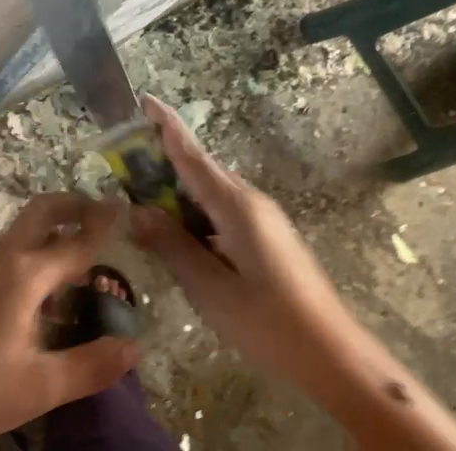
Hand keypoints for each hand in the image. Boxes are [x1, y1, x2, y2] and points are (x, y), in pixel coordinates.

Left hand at [0, 194, 139, 449]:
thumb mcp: (41, 385)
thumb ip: (90, 365)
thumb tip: (133, 347)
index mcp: (26, 275)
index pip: (75, 242)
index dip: (103, 224)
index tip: (127, 207)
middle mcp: (7, 260)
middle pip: (42, 212)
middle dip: (74, 205)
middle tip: (104, 213)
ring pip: (27, 229)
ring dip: (57, 224)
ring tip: (88, 244)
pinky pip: (18, 249)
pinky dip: (43, 245)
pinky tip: (56, 282)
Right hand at [132, 96, 455, 450]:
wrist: (332, 355)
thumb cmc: (268, 322)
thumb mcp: (210, 288)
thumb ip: (171, 245)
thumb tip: (135, 212)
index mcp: (236, 205)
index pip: (191, 155)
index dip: (166, 126)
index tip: (144, 99)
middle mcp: (250, 202)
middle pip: (198, 171)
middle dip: (162, 163)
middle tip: (123, 167)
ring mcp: (262, 220)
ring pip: (209, 195)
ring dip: (176, 195)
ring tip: (141, 205)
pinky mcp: (266, 239)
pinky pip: (221, 214)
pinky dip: (194, 216)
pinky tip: (178, 238)